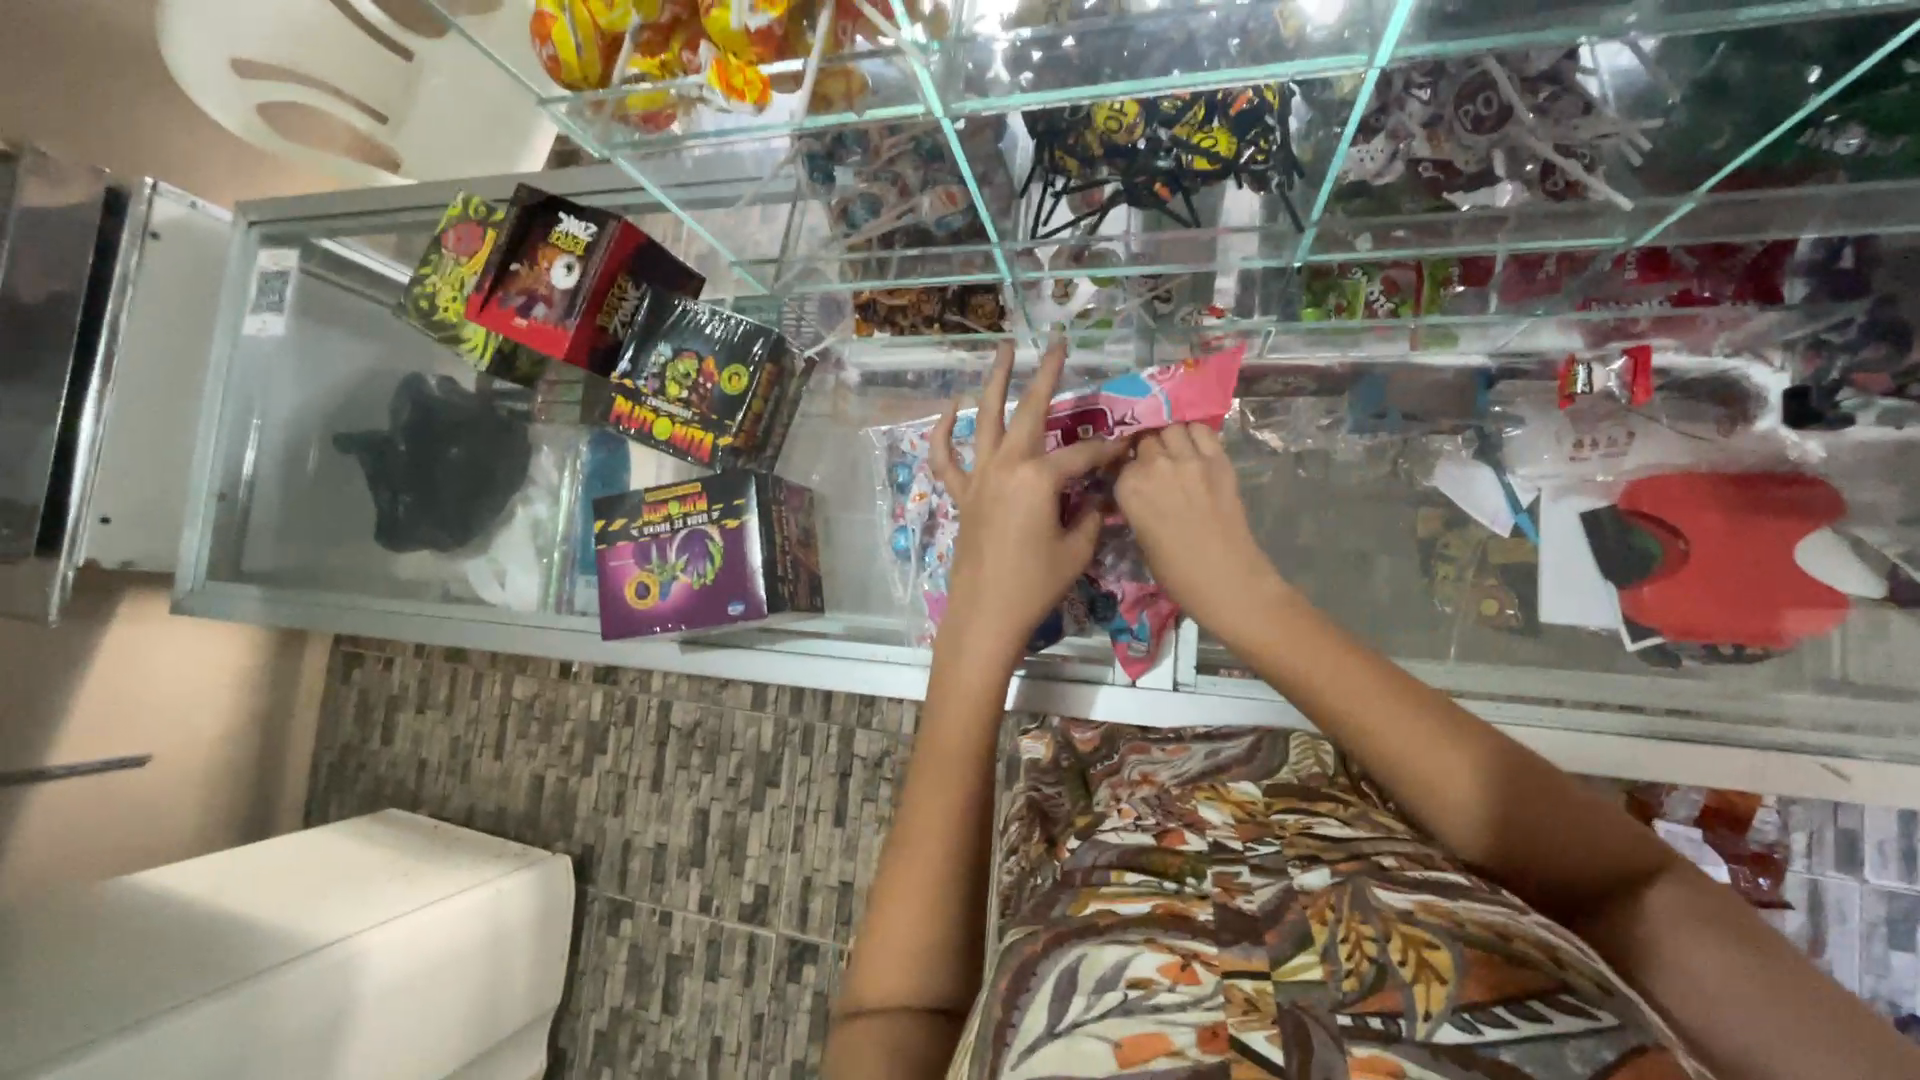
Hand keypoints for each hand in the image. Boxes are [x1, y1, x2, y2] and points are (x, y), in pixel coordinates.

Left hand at [930, 341, 1128, 657]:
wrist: (986, 614)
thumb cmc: (1035, 584)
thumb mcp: (1076, 550)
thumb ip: (1089, 513)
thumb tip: (1098, 495)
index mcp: (1038, 478)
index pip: (1082, 453)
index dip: (1108, 448)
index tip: (1128, 444)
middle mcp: (1006, 466)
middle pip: (1029, 411)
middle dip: (1046, 374)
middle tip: (1057, 343)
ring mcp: (978, 477)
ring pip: (983, 419)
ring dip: (993, 381)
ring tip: (1003, 350)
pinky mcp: (962, 494)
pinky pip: (945, 458)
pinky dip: (943, 432)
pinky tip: (950, 408)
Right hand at [1113, 423, 1286, 638]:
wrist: (1224, 579)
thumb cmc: (1174, 570)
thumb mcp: (1139, 535)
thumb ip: (1135, 502)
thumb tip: (1135, 487)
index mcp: (1129, 487)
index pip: (1121, 460)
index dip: (1127, 465)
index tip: (1132, 474)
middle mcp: (1156, 465)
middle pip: (1146, 437)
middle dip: (1148, 447)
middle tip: (1155, 462)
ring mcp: (1190, 460)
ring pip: (1173, 427)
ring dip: (1170, 436)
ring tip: (1175, 451)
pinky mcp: (1219, 461)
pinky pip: (1202, 431)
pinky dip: (1195, 434)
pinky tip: (1195, 448)